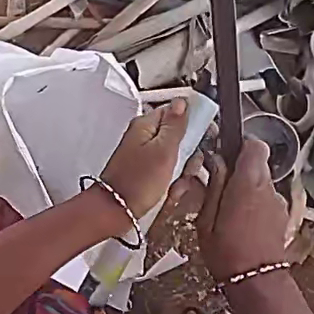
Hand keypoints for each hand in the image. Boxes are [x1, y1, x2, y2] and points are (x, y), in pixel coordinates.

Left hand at [96, 98, 192, 226]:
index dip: (191, 124)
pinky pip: (168, 174)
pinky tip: (169, 192)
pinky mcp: (146, 173)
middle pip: (179, 138)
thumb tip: (182, 101)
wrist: (116, 211)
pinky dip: (171, 184)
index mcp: (146, 126)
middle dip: (188, 156)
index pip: (176, 112)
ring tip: (174, 184)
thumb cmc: (136, 183)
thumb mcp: (164, 150)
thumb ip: (175, 125)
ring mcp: (145, 156)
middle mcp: (144, 138)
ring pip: (176, 158)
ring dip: (181, 173)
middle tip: (184, 167)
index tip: (197, 139)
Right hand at [197, 138, 290, 282]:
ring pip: (262, 182)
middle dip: (239, 170)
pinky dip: (255, 204)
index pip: (254, 145)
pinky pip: (267, 199)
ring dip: (247, 187)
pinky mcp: (282, 217)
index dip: (240, 146)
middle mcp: (268, 187)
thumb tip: (216, 161)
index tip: (224, 156)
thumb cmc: (226, 251)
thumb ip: (214, 184)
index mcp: (248, 182)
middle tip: (219, 186)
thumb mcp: (206, 217)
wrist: (256, 282)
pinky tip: (241, 223)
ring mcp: (278, 203)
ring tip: (228, 209)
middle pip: (258, 163)